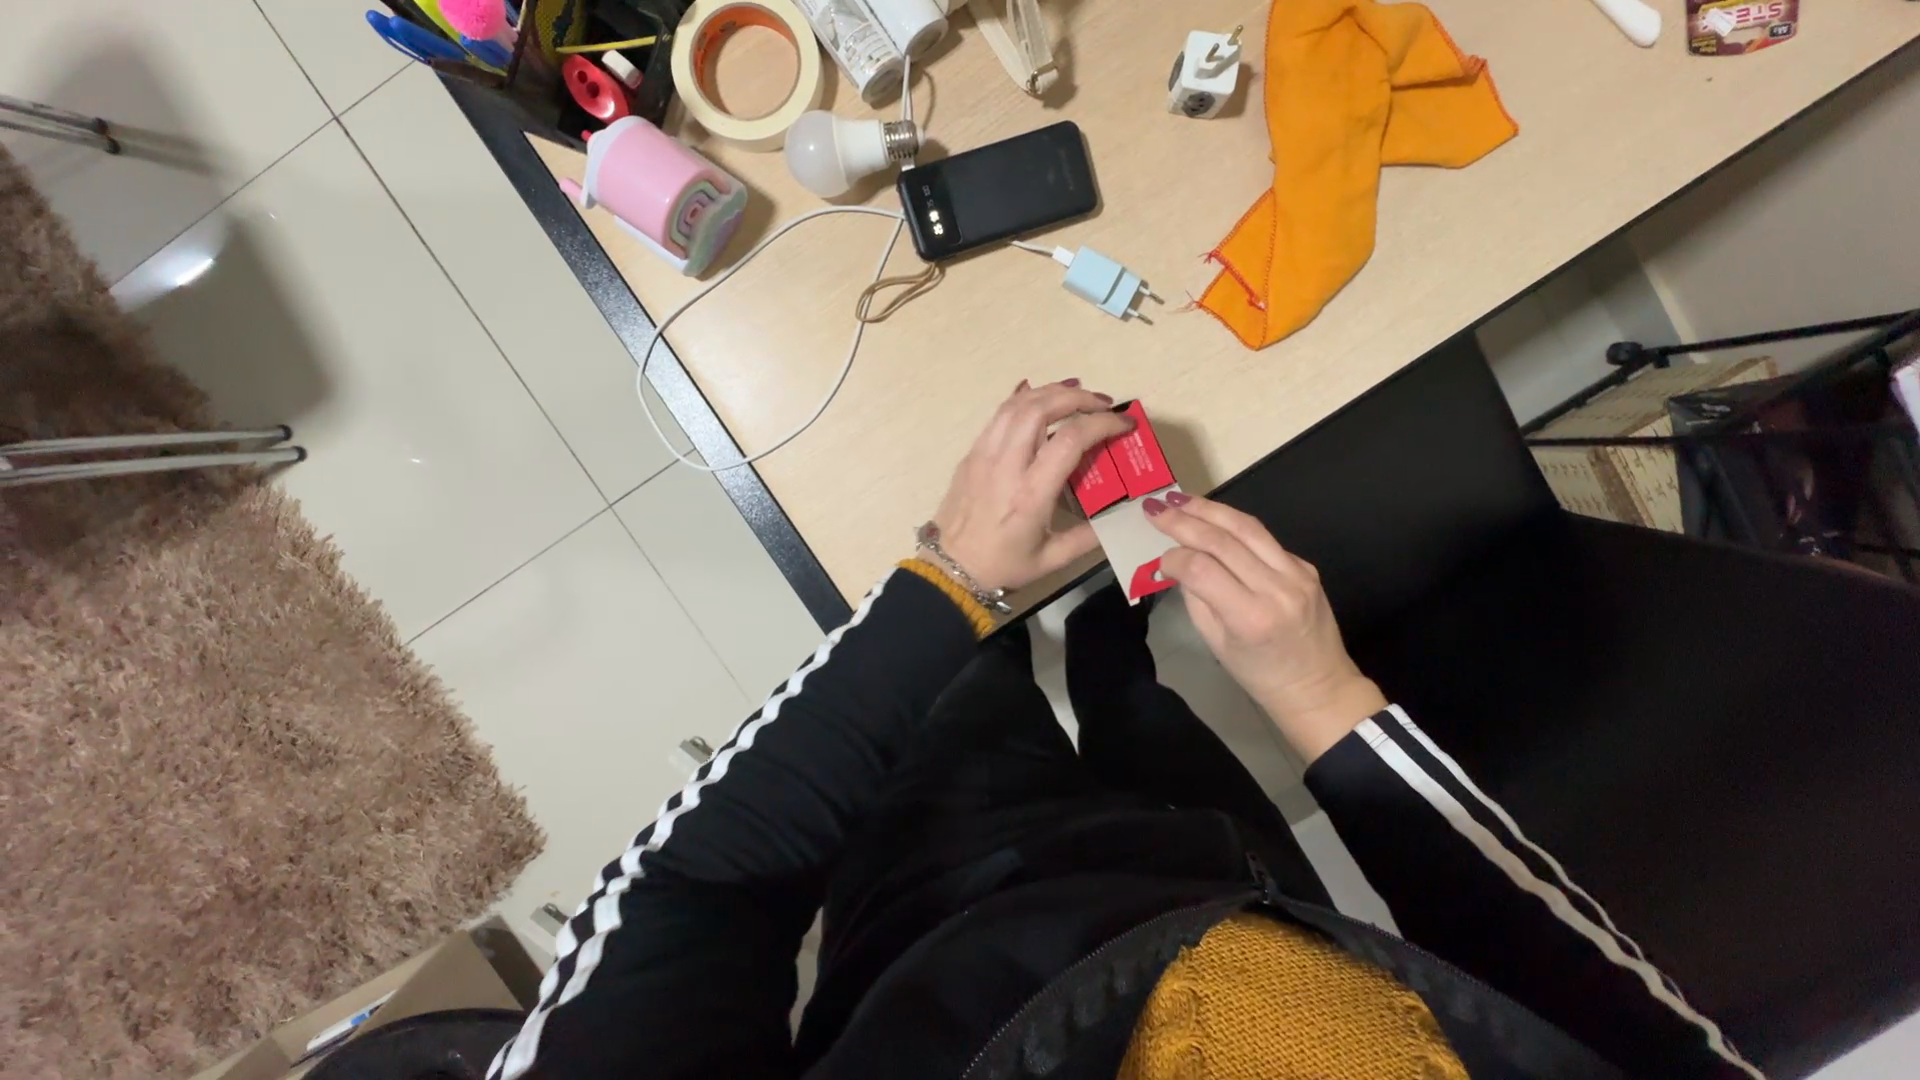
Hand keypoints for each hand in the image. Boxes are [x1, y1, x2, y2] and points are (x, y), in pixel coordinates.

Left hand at [929, 379, 1133, 592]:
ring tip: (1076, 392)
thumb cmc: (1002, 565)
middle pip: (1040, 409)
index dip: (1101, 423)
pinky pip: (998, 415)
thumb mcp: (1052, 559)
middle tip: (1102, 402)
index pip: (1069, 440)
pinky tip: (1041, 398)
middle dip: (1076, 397)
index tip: (1124, 423)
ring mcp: (984, 455)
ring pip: (1016, 405)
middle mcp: (1006, 466)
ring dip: (1050, 391)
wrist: (950, 568)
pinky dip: (1023, 399)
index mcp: (1030, 494)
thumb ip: (1089, 536)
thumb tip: (1120, 512)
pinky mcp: (971, 454)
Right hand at [1145, 493, 1386, 762]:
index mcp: (1249, 617)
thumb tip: (1178, 562)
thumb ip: (1197, 597)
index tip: (1160, 560)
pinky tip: (1213, 522)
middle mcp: (1276, 588)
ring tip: (1181, 500)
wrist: (1318, 686)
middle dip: (1184, 520)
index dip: (1174, 557)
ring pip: (1247, 527)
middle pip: (1223, 540)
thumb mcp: (1216, 642)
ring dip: (1210, 509)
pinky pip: (1264, 539)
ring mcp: (1296, 573)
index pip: (1201, 569)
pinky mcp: (1306, 566)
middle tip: (1156, 507)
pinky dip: (1234, 527)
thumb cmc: (1259, 675)